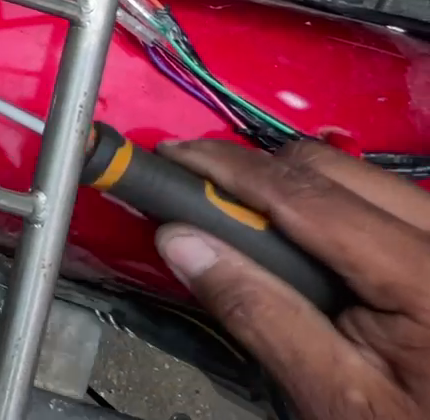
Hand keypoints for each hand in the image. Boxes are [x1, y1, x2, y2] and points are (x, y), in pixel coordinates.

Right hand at [156, 139, 429, 419]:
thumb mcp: (343, 401)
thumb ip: (262, 316)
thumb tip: (178, 240)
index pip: (308, 195)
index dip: (226, 167)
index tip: (166, 159)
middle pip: (335, 169)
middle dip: (258, 173)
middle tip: (203, 202)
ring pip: (361, 181)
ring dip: (296, 192)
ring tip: (256, 232)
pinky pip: (388, 209)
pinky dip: (332, 213)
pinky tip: (312, 252)